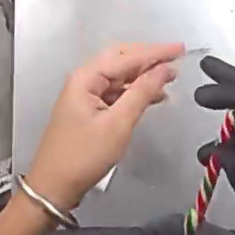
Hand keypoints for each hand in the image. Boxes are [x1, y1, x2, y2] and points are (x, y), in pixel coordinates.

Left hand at [25, 42, 182, 212]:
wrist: (54, 186)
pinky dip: (135, 91)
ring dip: (144, 75)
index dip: (155, 52)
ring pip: (119, 76)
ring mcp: (86, 95)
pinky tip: (154, 96)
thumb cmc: (84, 155)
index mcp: (86, 77)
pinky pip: (116, 92)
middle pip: (120, 60)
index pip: (126, 57)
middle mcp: (84, 80)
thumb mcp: (117, 125)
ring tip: (171, 78)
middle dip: (148, 58)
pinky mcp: (89, 110)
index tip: (181, 48)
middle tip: (176, 58)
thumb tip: (163, 69)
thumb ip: (141, 93)